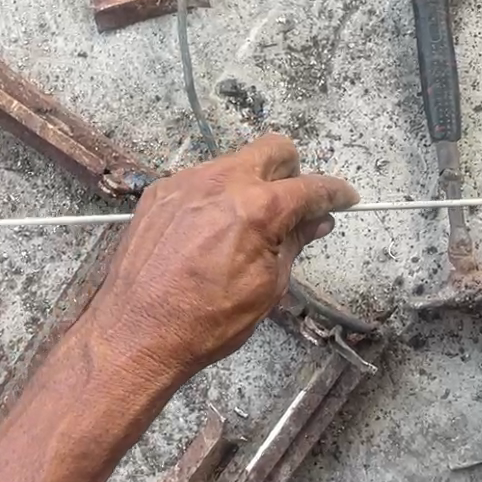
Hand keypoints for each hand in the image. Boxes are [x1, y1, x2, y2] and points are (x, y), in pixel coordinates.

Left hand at [84, 134, 357, 389]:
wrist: (137, 332)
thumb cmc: (204, 321)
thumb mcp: (267, 287)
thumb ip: (294, 243)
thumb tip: (316, 222)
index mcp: (257, 208)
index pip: (311, 187)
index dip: (335, 193)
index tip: (345, 198)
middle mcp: (221, 183)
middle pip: (274, 148)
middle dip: (292, 171)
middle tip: (292, 205)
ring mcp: (186, 183)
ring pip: (234, 162)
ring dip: (251, 184)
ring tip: (244, 228)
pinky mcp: (160, 192)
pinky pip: (200, 180)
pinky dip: (215, 197)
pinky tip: (208, 233)